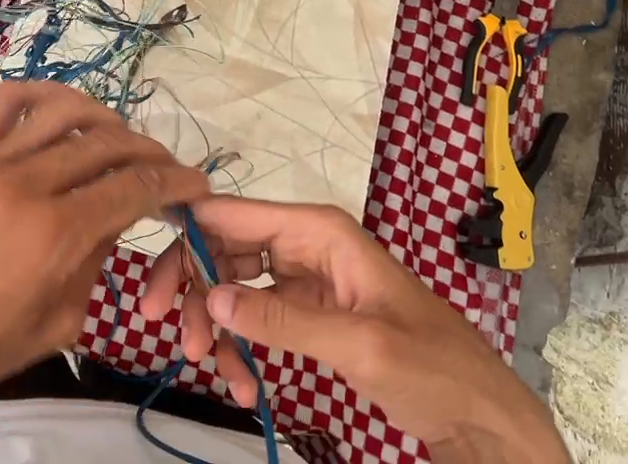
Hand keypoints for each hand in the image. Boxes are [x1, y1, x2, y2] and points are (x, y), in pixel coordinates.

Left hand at [0, 81, 210, 463]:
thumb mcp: (60, 318)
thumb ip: (98, 256)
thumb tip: (121, 212)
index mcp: (56, 231)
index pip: (136, 185)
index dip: (176, 182)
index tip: (197, 184)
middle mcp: (27, 180)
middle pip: (108, 142)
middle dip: (149, 152)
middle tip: (164, 168)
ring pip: (63, 109)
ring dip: (104, 117)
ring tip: (119, 137)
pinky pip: (6, 103)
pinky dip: (41, 95)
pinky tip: (60, 110)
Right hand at [140, 197, 567, 463]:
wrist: (477, 413)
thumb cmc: (431, 364)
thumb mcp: (359, 343)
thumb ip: (282, 319)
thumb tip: (210, 299)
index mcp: (316, 230)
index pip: (232, 214)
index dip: (186, 234)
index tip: (150, 277)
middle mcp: (300, 244)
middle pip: (222, 248)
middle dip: (192, 289)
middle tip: (166, 331)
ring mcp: (299, 278)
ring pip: (229, 285)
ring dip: (212, 325)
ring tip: (211, 369)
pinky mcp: (301, 312)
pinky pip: (251, 318)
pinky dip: (237, 347)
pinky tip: (240, 384)